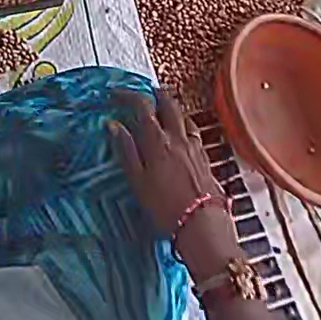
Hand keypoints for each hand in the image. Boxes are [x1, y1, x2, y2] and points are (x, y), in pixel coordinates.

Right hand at [109, 90, 239, 272]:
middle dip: (156, 94)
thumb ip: (126, 150)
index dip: (127, 95)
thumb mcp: (137, 180)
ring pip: (184, 117)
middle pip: (169, 104)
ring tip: (164, 111)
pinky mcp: (206, 160)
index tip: (115, 94)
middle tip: (146, 92)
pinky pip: (195, 133)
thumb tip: (113, 124)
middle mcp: (178, 138)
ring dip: (173, 109)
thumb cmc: (165, 207)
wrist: (203, 227)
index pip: (142, 106)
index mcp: (157, 141)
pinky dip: (186, 126)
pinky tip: (184, 135)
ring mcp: (195, 148)